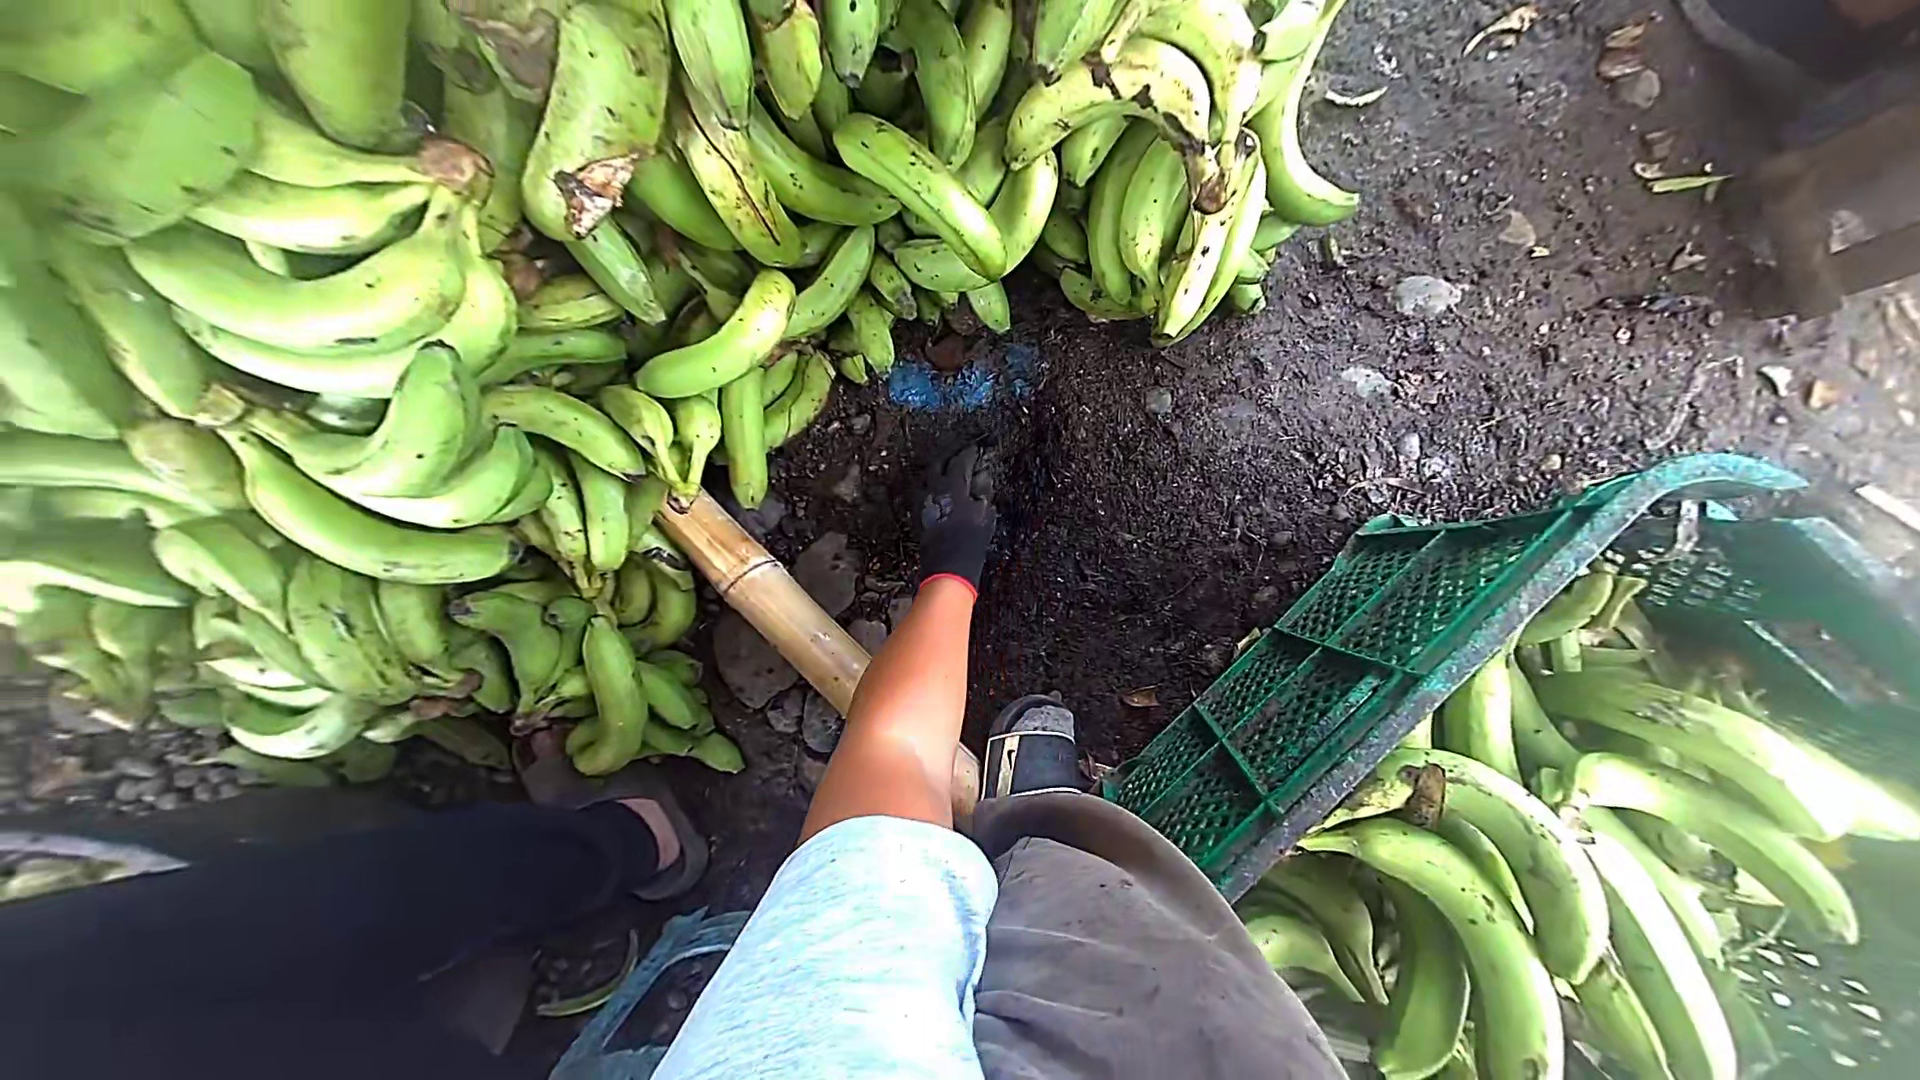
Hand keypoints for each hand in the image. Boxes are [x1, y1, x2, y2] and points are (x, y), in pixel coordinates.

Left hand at [917, 442, 996, 590]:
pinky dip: (932, 484)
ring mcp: (922, 500)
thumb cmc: (970, 541)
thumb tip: (981, 475)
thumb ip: (982, 491)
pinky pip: (923, 490)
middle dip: (950, 455)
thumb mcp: (985, 514)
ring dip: (939, 469)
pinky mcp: (917, 512)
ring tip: (949, 469)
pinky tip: (939, 489)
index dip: (970, 452)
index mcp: (952, 484)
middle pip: (939, 463)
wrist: (948, 566)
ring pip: (928, 476)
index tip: (977, 449)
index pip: (961, 460)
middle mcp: (933, 488)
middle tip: (960, 453)